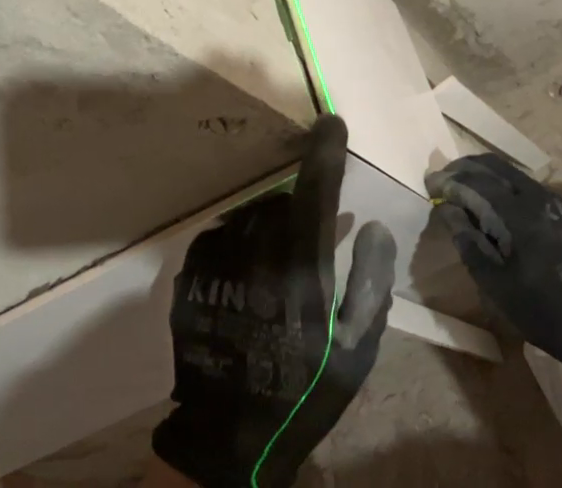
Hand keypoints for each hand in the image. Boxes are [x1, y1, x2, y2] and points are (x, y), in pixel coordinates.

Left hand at [151, 116, 396, 487]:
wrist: (230, 439)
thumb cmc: (306, 392)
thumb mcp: (358, 348)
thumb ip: (371, 279)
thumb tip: (372, 226)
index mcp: (303, 268)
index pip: (317, 189)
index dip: (327, 150)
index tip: (332, 122)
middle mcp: (256, 255)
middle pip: (281, 200)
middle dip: (301, 204)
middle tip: (314, 234)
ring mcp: (217, 265)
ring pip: (248, 216)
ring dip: (270, 222)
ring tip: (281, 260)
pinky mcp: (189, 280)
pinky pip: (219, 237)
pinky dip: (239, 240)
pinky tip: (248, 270)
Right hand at [426, 154, 561, 417]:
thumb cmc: (543, 313)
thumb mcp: (496, 284)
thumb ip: (468, 241)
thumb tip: (447, 208)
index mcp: (523, 216)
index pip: (479, 182)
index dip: (451, 180)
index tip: (430, 183)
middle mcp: (543, 197)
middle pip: (497, 167)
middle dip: (466, 168)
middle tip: (443, 178)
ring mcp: (560, 200)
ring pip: (514, 174)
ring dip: (486, 175)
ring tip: (463, 187)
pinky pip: (530, 187)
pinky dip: (506, 186)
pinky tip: (494, 202)